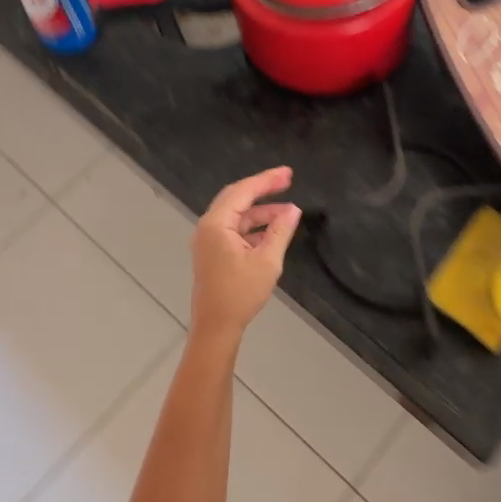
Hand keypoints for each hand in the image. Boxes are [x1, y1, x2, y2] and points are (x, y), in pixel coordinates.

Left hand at [189, 166, 301, 340]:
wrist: (215, 327)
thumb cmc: (240, 294)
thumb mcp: (267, 261)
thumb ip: (280, 231)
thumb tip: (293, 209)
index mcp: (216, 224)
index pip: (243, 191)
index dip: (267, 180)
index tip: (288, 174)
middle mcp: (208, 227)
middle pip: (236, 197)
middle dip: (262, 189)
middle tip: (287, 181)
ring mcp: (207, 240)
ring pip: (235, 214)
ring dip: (260, 211)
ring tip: (287, 212)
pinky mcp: (212, 252)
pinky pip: (233, 229)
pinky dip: (252, 226)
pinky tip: (272, 231)